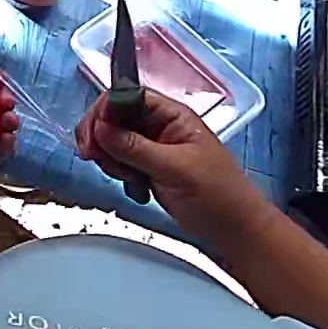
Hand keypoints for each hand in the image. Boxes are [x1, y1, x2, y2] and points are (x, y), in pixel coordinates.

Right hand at [74, 90, 271, 238]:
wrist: (236, 231)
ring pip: (112, 138)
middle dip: (99, 135)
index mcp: (171, 115)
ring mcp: (151, 146)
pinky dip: (116, 170)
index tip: (92, 135)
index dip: (105, 110)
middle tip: (91, 156)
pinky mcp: (146, 166)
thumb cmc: (218, 195)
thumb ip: (134, 147)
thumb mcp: (175, 169)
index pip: (127, 96)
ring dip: (108, 156)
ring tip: (125, 177)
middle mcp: (158, 125)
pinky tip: (131, 185)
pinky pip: (118, 159)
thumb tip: (99, 128)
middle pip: (114, 116)